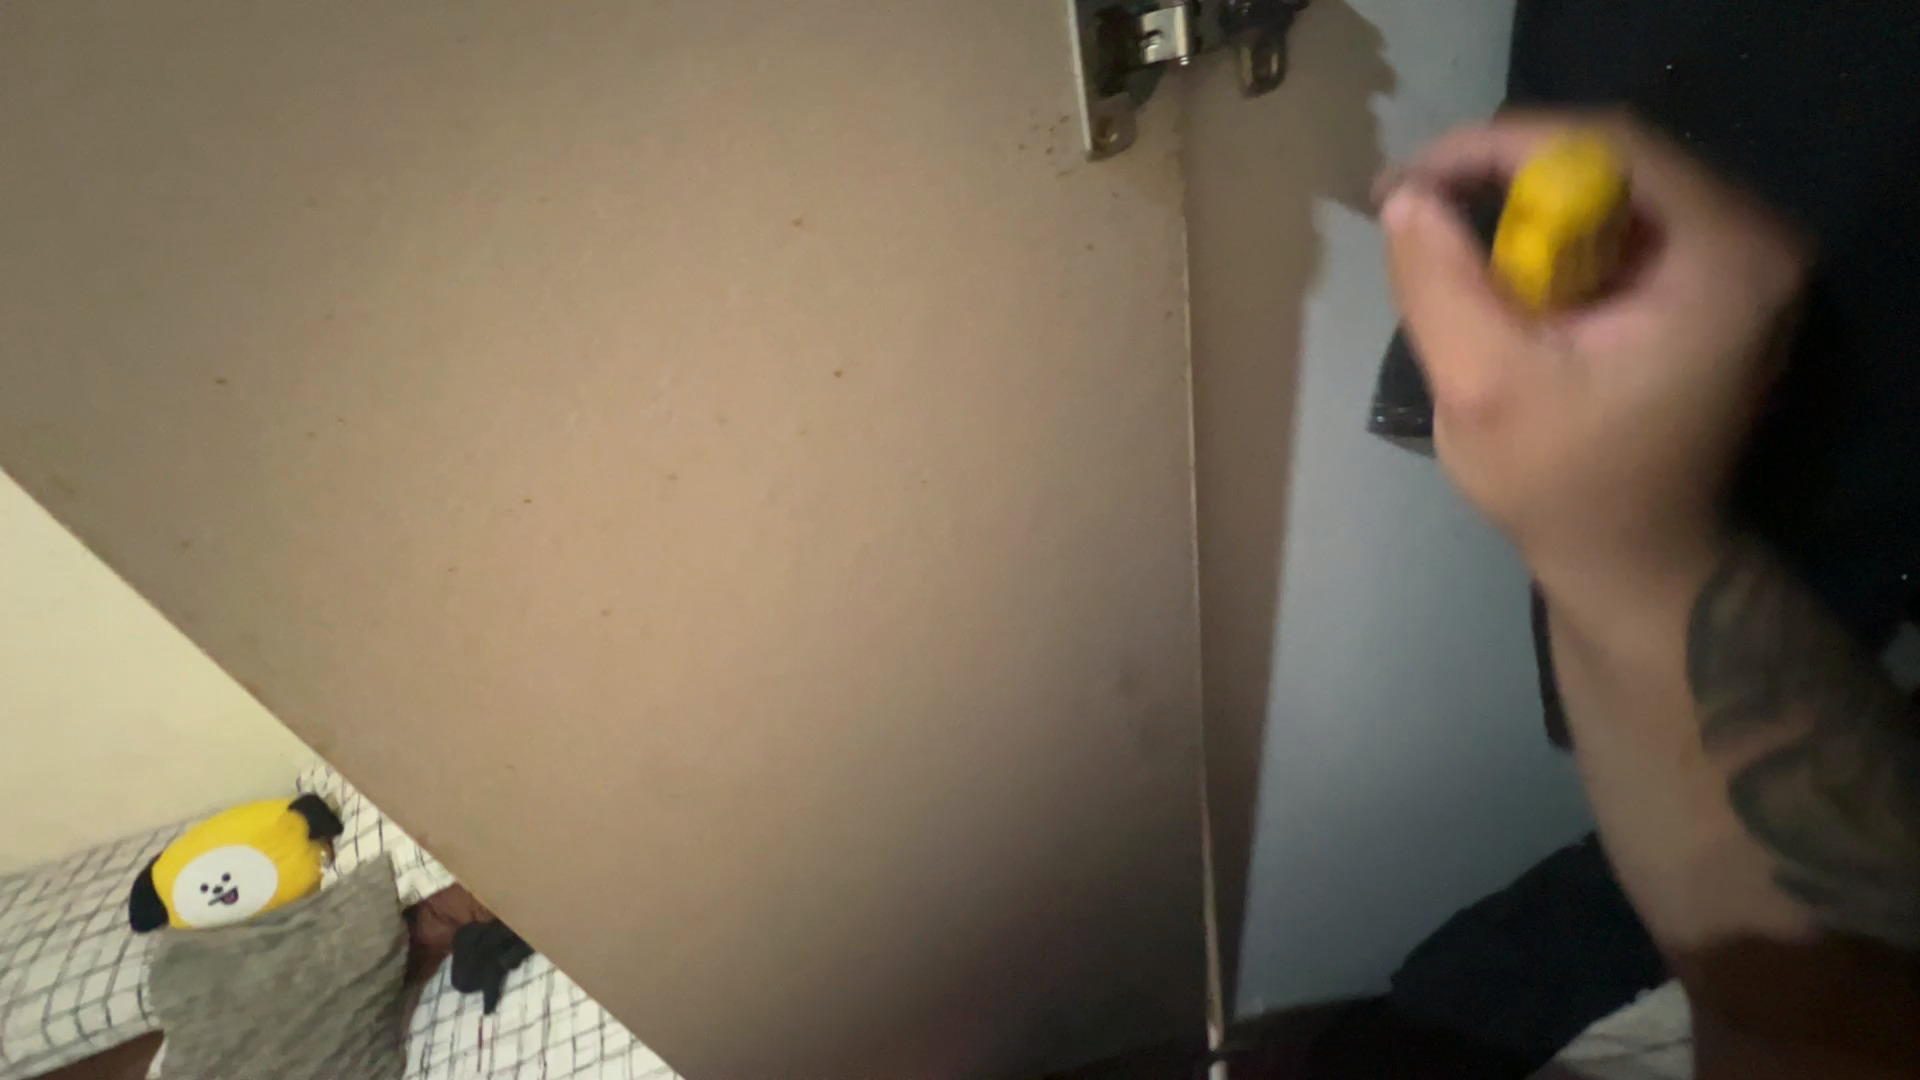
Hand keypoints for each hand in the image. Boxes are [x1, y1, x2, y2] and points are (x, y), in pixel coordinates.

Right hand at [1380, 115, 1805, 604]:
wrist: (1626, 549)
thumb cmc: (1558, 481)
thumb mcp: (1483, 386)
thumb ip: (1440, 288)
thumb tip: (1403, 200)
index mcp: (1717, 256)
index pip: (1599, 149)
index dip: (1489, 150)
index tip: (1402, 181)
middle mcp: (1741, 239)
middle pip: (1603, 164)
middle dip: (1492, 179)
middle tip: (1407, 209)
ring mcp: (1722, 264)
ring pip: (1598, 196)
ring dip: (1507, 211)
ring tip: (1431, 240)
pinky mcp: (1692, 289)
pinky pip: (1603, 233)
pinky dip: (1533, 243)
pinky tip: (1484, 275)